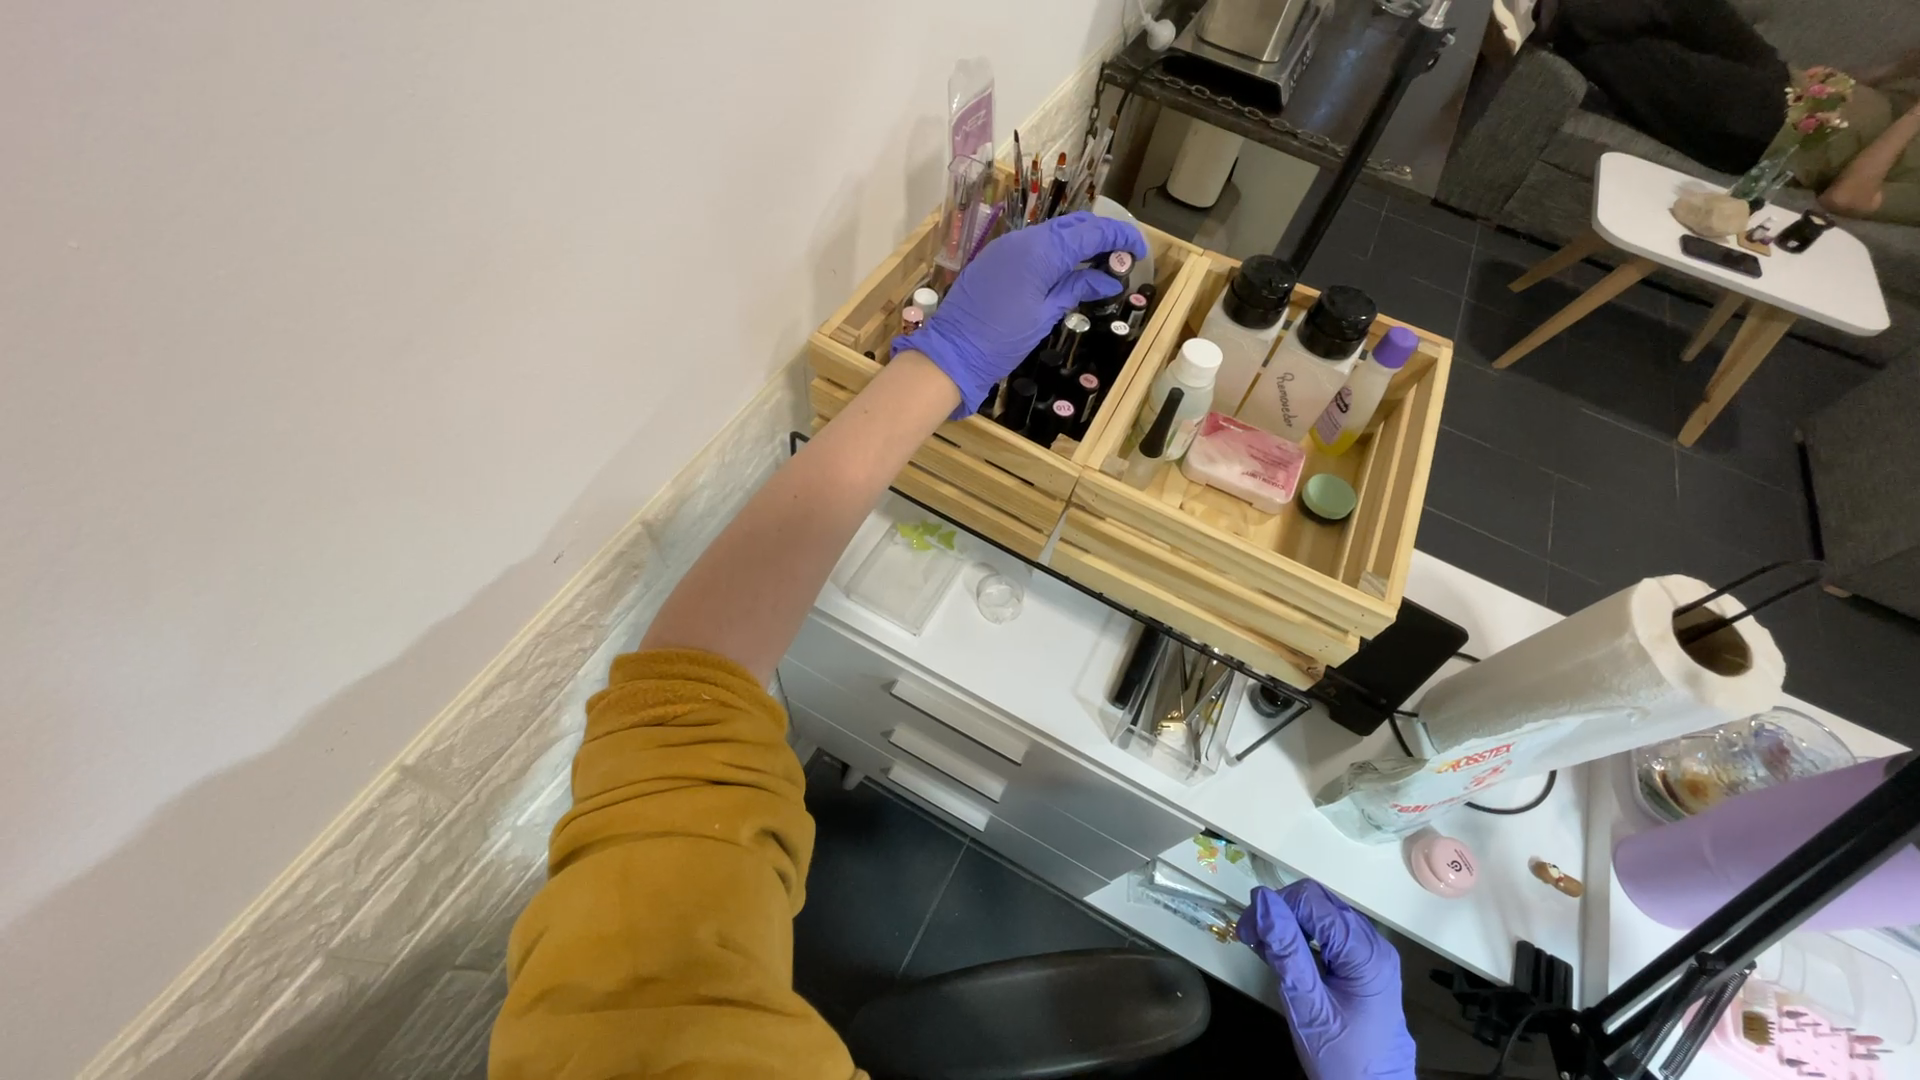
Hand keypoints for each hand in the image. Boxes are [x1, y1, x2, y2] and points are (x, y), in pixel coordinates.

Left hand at [896, 212, 1147, 417]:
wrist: (952, 353)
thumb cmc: (1001, 340)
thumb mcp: (1045, 315)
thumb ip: (1076, 288)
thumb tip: (1109, 279)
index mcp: (1041, 251)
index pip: (1091, 233)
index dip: (1120, 239)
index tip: (1140, 253)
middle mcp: (1024, 240)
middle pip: (1073, 226)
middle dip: (1101, 238)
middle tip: (1122, 260)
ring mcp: (1006, 247)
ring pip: (1052, 234)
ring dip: (1079, 244)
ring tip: (1099, 266)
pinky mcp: (995, 258)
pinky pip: (1033, 245)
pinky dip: (1056, 252)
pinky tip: (1067, 270)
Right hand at [1238, 882, 1416, 1079]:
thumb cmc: (1342, 1059)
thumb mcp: (1307, 1005)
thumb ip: (1286, 950)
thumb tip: (1262, 899)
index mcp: (1365, 952)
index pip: (1309, 900)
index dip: (1273, 907)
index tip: (1246, 934)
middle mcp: (1374, 943)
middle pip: (1317, 901)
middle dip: (1280, 913)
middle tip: (1253, 941)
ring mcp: (1372, 954)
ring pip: (1321, 913)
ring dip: (1289, 924)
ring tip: (1268, 953)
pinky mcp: (1366, 965)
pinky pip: (1330, 932)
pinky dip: (1303, 936)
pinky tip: (1288, 958)